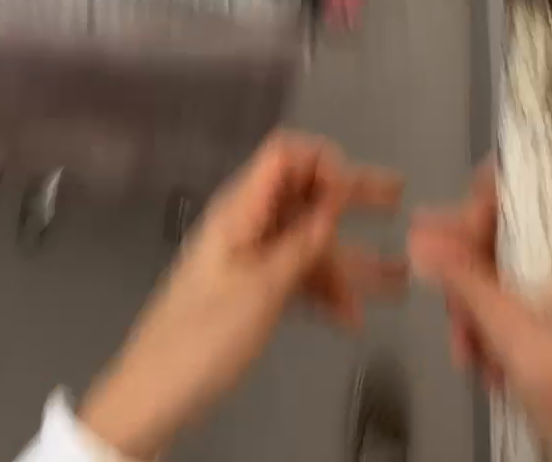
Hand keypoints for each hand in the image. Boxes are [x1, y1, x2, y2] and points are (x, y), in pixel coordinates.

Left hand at [80, 132, 404, 457]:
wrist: (155, 394)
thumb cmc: (196, 340)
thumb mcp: (260, 289)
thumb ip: (301, 243)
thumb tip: (335, 199)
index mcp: (240, 211)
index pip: (284, 156)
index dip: (323, 161)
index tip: (356, 186)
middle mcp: (247, 225)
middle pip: (305, 194)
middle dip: (350, 195)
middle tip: (394, 194)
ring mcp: (251, 258)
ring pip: (309, 241)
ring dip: (350, 257)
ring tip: (397, 272)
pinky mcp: (253, 288)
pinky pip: (299, 276)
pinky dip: (326, 292)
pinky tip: (352, 314)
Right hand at [409, 163, 551, 461]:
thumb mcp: (523, 344)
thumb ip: (470, 287)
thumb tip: (417, 238)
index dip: (509, 178)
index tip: (470, 214)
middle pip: (518, 221)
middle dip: (472, 253)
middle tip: (437, 278)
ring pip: (506, 264)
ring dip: (474, 300)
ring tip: (463, 346)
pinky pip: (512, 301)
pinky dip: (488, 326)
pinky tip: (479, 362)